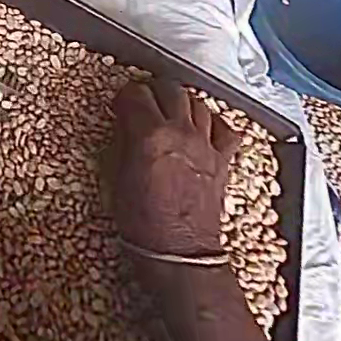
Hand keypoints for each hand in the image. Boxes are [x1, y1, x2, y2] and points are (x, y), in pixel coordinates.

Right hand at [107, 79, 235, 256]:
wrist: (177, 252)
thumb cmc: (141, 221)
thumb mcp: (116, 175)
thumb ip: (122, 141)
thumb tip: (125, 123)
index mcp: (149, 135)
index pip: (135, 93)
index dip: (123, 95)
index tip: (120, 104)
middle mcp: (180, 133)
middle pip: (169, 88)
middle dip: (152, 90)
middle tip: (142, 101)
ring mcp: (205, 145)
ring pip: (197, 102)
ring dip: (180, 101)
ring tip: (169, 110)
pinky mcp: (221, 160)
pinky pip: (224, 127)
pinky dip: (212, 121)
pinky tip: (201, 126)